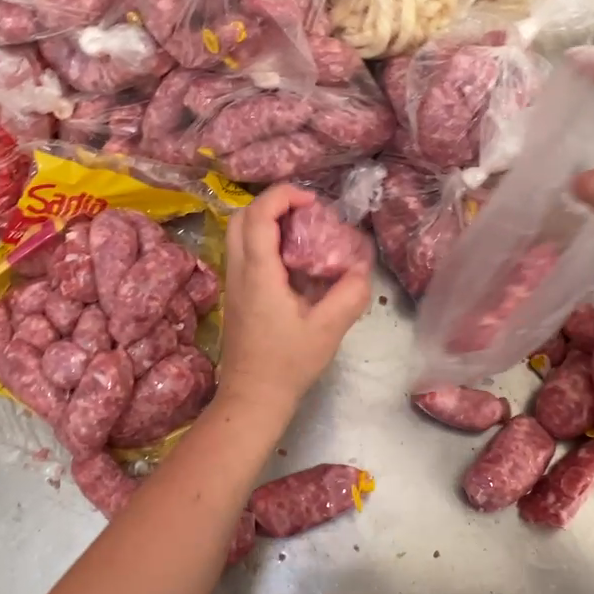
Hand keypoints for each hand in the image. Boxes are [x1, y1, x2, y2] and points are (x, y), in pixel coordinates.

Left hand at [217, 184, 372, 409]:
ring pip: (238, 234)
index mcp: (258, 273)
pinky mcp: (235, 294)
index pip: (258, 216)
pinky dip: (264, 242)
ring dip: (267, 222)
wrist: (252, 397)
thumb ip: (348, 295)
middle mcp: (238, 271)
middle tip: (305, 213)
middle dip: (272, 204)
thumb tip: (361, 269)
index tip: (312, 200)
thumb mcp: (327, 330)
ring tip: (302, 234)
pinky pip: (243, 252)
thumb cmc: (287, 364)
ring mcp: (232, 282)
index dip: (282, 196)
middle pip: (241, 217)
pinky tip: (293, 262)